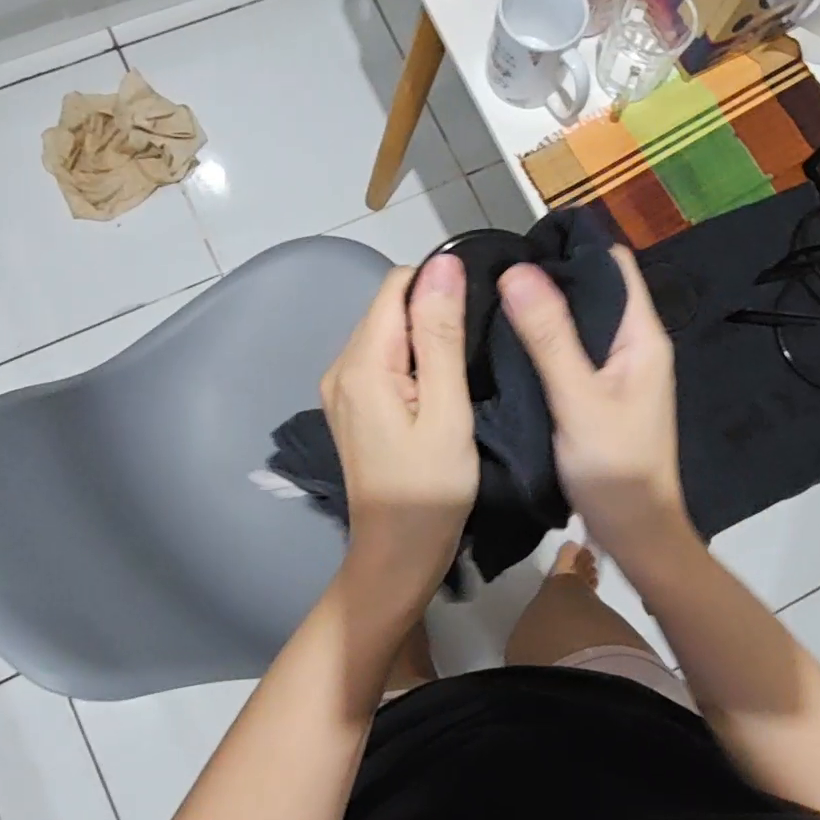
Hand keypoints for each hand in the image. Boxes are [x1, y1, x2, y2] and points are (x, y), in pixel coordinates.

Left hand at [320, 255, 479, 594]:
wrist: (397, 555)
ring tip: (463, 376)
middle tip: (478, 353)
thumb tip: (443, 264)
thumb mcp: (447, 411)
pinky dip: (414, 365)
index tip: (478, 317)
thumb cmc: (430, 489)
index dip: (441, 288)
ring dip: (427, 342)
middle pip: (390, 310)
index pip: (397, 286)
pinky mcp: (351, 408)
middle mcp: (340, 367)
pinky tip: (440, 392)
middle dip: (434, 316)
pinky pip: (384, 364)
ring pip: (389, 336)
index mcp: (362, 363)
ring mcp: (341, 390)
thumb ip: (442, 336)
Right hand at [497, 246, 693, 557]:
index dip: (571, 248)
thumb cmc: (614, 470)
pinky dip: (544, 342)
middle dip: (548, 278)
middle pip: (593, 290)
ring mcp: (617, 371)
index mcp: (641, 336)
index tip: (519, 246)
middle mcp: (633, 345)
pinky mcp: (599, 393)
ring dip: (543, 310)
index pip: (612, 264)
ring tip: (494, 301)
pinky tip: (510, 343)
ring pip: (579, 322)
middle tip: (493, 275)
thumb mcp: (578, 400)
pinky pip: (570, 352)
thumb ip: (550, 338)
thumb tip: (518, 271)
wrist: (635, 532)